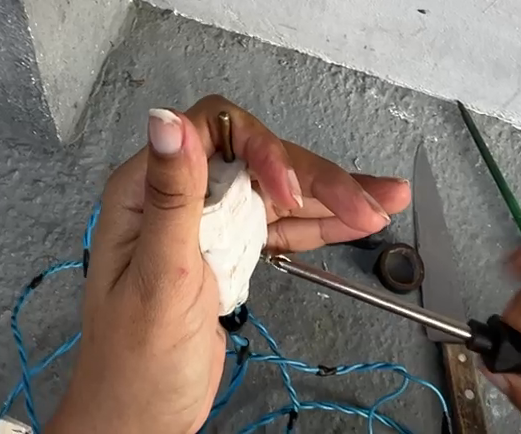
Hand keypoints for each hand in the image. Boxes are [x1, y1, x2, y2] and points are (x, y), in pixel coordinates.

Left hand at [46, 96, 411, 433]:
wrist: (139, 423)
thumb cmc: (135, 361)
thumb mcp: (158, 278)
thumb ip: (171, 196)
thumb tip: (165, 118)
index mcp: (147, 186)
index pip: (212, 131)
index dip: (259, 148)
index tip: (290, 190)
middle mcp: (180, 191)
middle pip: (255, 158)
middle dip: (312, 177)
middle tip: (367, 204)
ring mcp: (208, 218)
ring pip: (275, 190)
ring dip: (330, 194)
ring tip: (386, 200)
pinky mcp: (230, 246)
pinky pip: (280, 224)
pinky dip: (320, 222)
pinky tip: (357, 220)